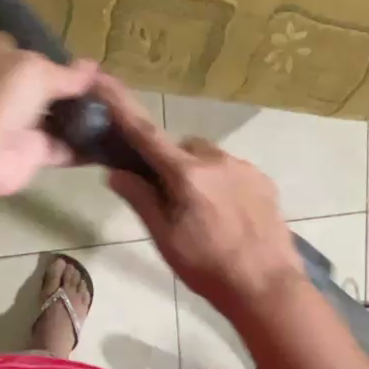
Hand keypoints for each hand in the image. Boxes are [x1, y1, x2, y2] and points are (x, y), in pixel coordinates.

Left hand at [0, 32, 98, 197]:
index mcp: (2, 60)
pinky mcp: (35, 153)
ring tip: (114, 110)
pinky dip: (85, 148)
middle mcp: (11, 91)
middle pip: (42, 84)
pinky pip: (65, 148)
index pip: (8, 44)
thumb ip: (67, 74)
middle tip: (104, 84)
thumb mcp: (39, 72)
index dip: (25, 42)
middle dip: (68, 85)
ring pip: (57, 118)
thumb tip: (93, 67)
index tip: (51, 45)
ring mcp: (23, 124)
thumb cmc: (4, 98)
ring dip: (81, 117)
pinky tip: (110, 142)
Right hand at [94, 77, 302, 312]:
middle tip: (168, 202)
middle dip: (170, 165)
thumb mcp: (166, 239)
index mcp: (187, 174)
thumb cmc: (208, 268)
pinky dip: (220, 184)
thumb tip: (116, 173)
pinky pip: (231, 171)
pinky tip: (225, 217)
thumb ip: (142, 201)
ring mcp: (244, 168)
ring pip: (208, 159)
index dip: (122, 109)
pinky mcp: (263, 180)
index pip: (146, 135)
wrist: (265, 286)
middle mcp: (216, 160)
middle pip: (180, 148)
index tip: (103, 82)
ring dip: (197, 175)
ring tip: (202, 216)